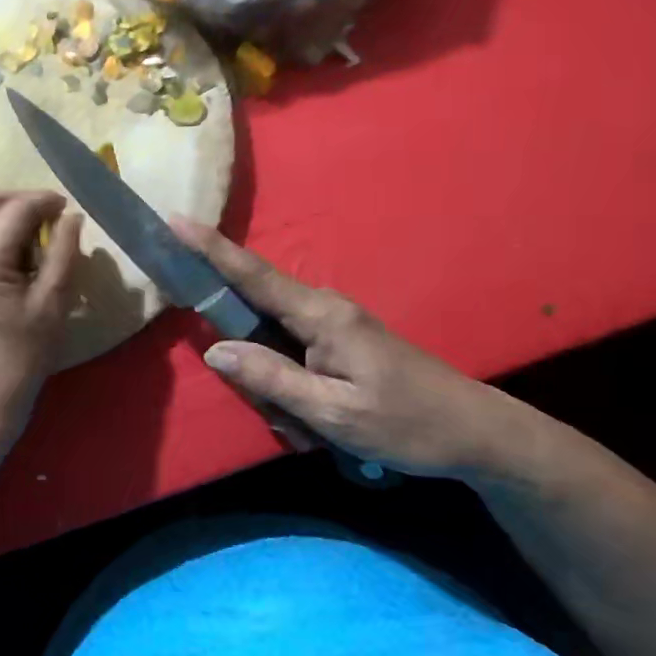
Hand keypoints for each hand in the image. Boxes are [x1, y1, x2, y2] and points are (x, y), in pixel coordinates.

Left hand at [0, 191, 83, 452]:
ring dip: (12, 215)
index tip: (71, 207)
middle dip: (24, 200)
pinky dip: (2, 231)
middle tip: (56, 217)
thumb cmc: (25, 352)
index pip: (15, 209)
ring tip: (43, 237)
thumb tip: (72, 216)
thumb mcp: (54, 301)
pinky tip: (25, 253)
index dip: (45, 200)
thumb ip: (64, 252)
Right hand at [171, 218, 539, 479]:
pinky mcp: (338, 338)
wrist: (479, 435)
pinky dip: (287, 382)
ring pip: (270, 335)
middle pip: (254, 307)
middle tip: (282, 411)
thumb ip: (271, 379)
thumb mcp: (333, 413)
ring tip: (309, 430)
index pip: (253, 275)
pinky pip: (288, 348)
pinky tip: (313, 420)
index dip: (211, 248)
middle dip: (243, 350)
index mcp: (321, 316)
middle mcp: (323, 307)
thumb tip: (215, 350)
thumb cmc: (408, 424)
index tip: (176, 220)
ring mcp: (332, 322)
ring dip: (272, 381)